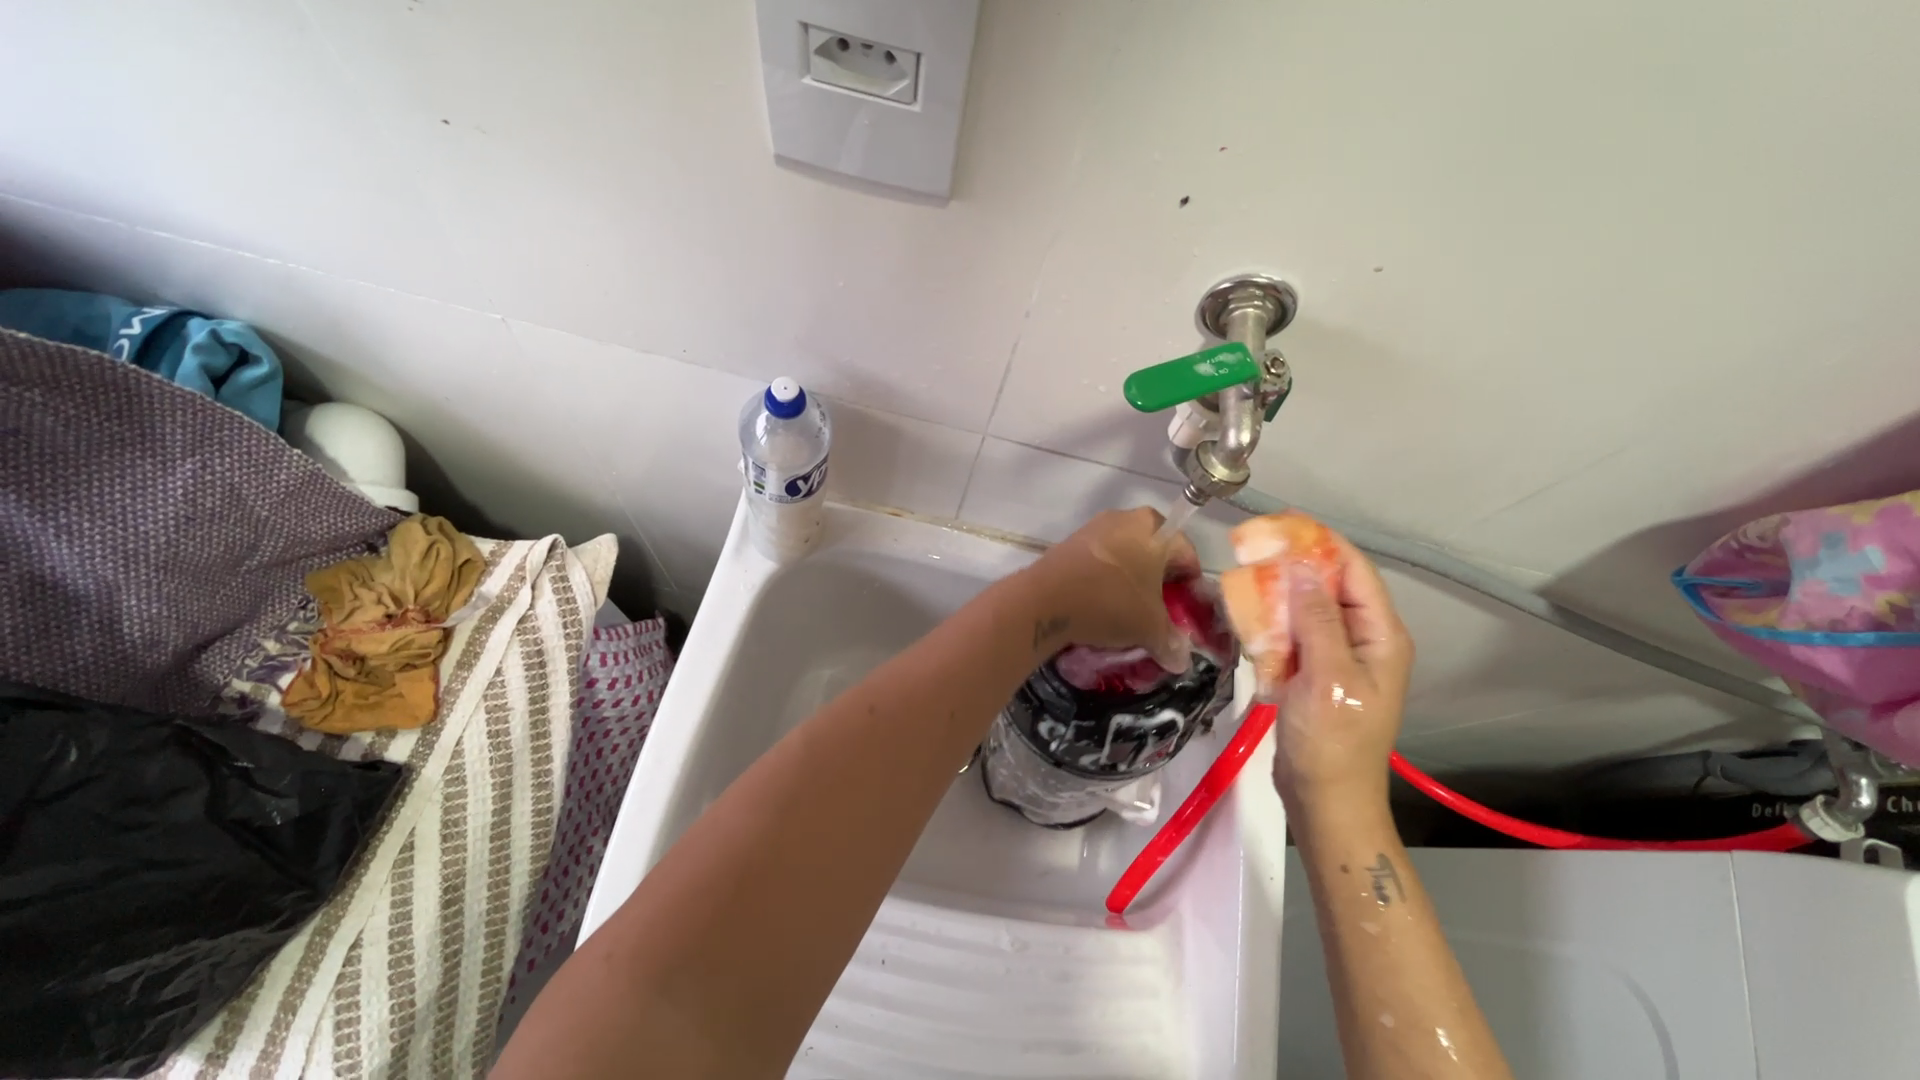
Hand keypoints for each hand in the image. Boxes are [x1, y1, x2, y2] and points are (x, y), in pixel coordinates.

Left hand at [1016, 507, 1200, 669]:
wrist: (1044, 600)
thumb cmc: (1110, 602)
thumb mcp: (1148, 627)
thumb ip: (1170, 641)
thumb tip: (1180, 661)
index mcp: (1156, 528)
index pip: (1187, 555)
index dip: (1190, 587)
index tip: (1185, 613)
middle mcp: (1127, 518)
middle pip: (1156, 552)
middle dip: (1160, 582)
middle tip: (1159, 612)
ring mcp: (1096, 526)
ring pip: (1127, 555)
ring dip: (1131, 580)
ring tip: (1129, 611)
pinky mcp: (1071, 541)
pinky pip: (1101, 560)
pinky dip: (1106, 578)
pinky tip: (1102, 603)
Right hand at [1271, 534, 1412, 810]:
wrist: (1325, 800)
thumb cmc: (1332, 741)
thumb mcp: (1327, 676)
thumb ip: (1317, 620)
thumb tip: (1302, 566)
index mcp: (1381, 637)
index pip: (1356, 572)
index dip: (1322, 543)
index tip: (1282, 523)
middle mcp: (1364, 641)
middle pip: (1331, 587)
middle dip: (1295, 566)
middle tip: (1254, 549)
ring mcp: (1339, 659)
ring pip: (1309, 610)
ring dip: (1280, 595)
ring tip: (1246, 578)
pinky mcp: (1316, 674)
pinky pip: (1296, 636)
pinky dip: (1274, 625)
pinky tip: (1249, 621)